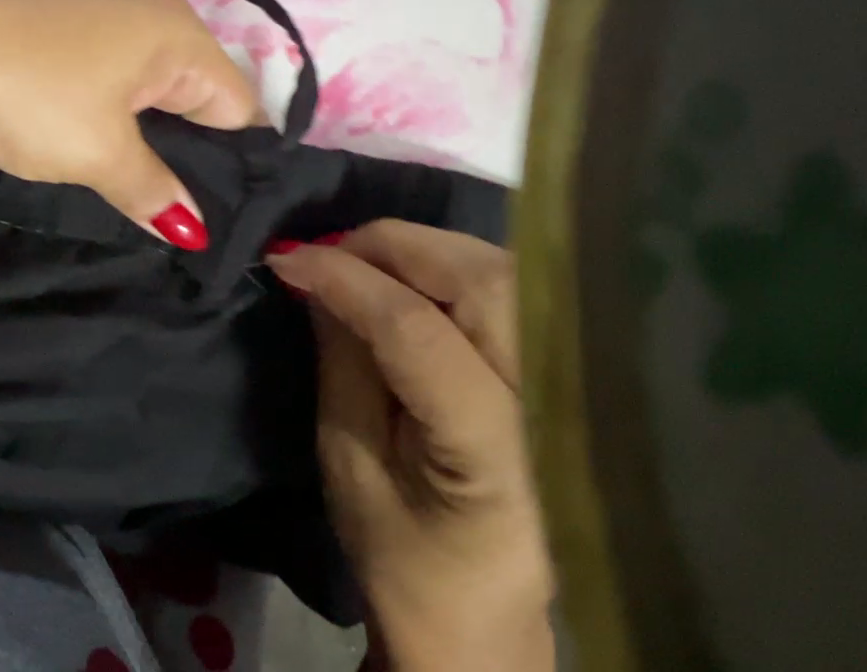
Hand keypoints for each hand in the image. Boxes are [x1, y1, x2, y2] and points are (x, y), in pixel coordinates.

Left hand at [0, 0, 258, 245]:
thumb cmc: (23, 94)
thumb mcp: (95, 153)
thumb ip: (151, 190)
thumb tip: (192, 228)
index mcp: (177, 34)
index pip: (235, 107)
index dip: (230, 166)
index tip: (212, 219)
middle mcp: (143, 11)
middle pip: (187, 93)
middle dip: (178, 153)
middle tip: (164, 215)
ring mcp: (90, 12)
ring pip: (135, 87)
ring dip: (131, 136)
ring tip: (119, 191)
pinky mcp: (45, 24)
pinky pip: (93, 75)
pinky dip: (93, 112)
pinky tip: (73, 148)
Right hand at [265, 221, 553, 671]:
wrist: (485, 620)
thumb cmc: (401, 557)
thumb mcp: (348, 464)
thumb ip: (341, 363)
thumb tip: (315, 278)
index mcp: (496, 454)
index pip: (418, 332)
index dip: (345, 280)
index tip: (285, 258)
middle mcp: (557, 411)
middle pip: (485, 281)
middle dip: (392, 247)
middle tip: (326, 250)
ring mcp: (581, 393)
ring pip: (509, 273)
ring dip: (425, 252)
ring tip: (360, 262)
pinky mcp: (576, 382)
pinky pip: (519, 293)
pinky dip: (456, 269)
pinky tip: (411, 279)